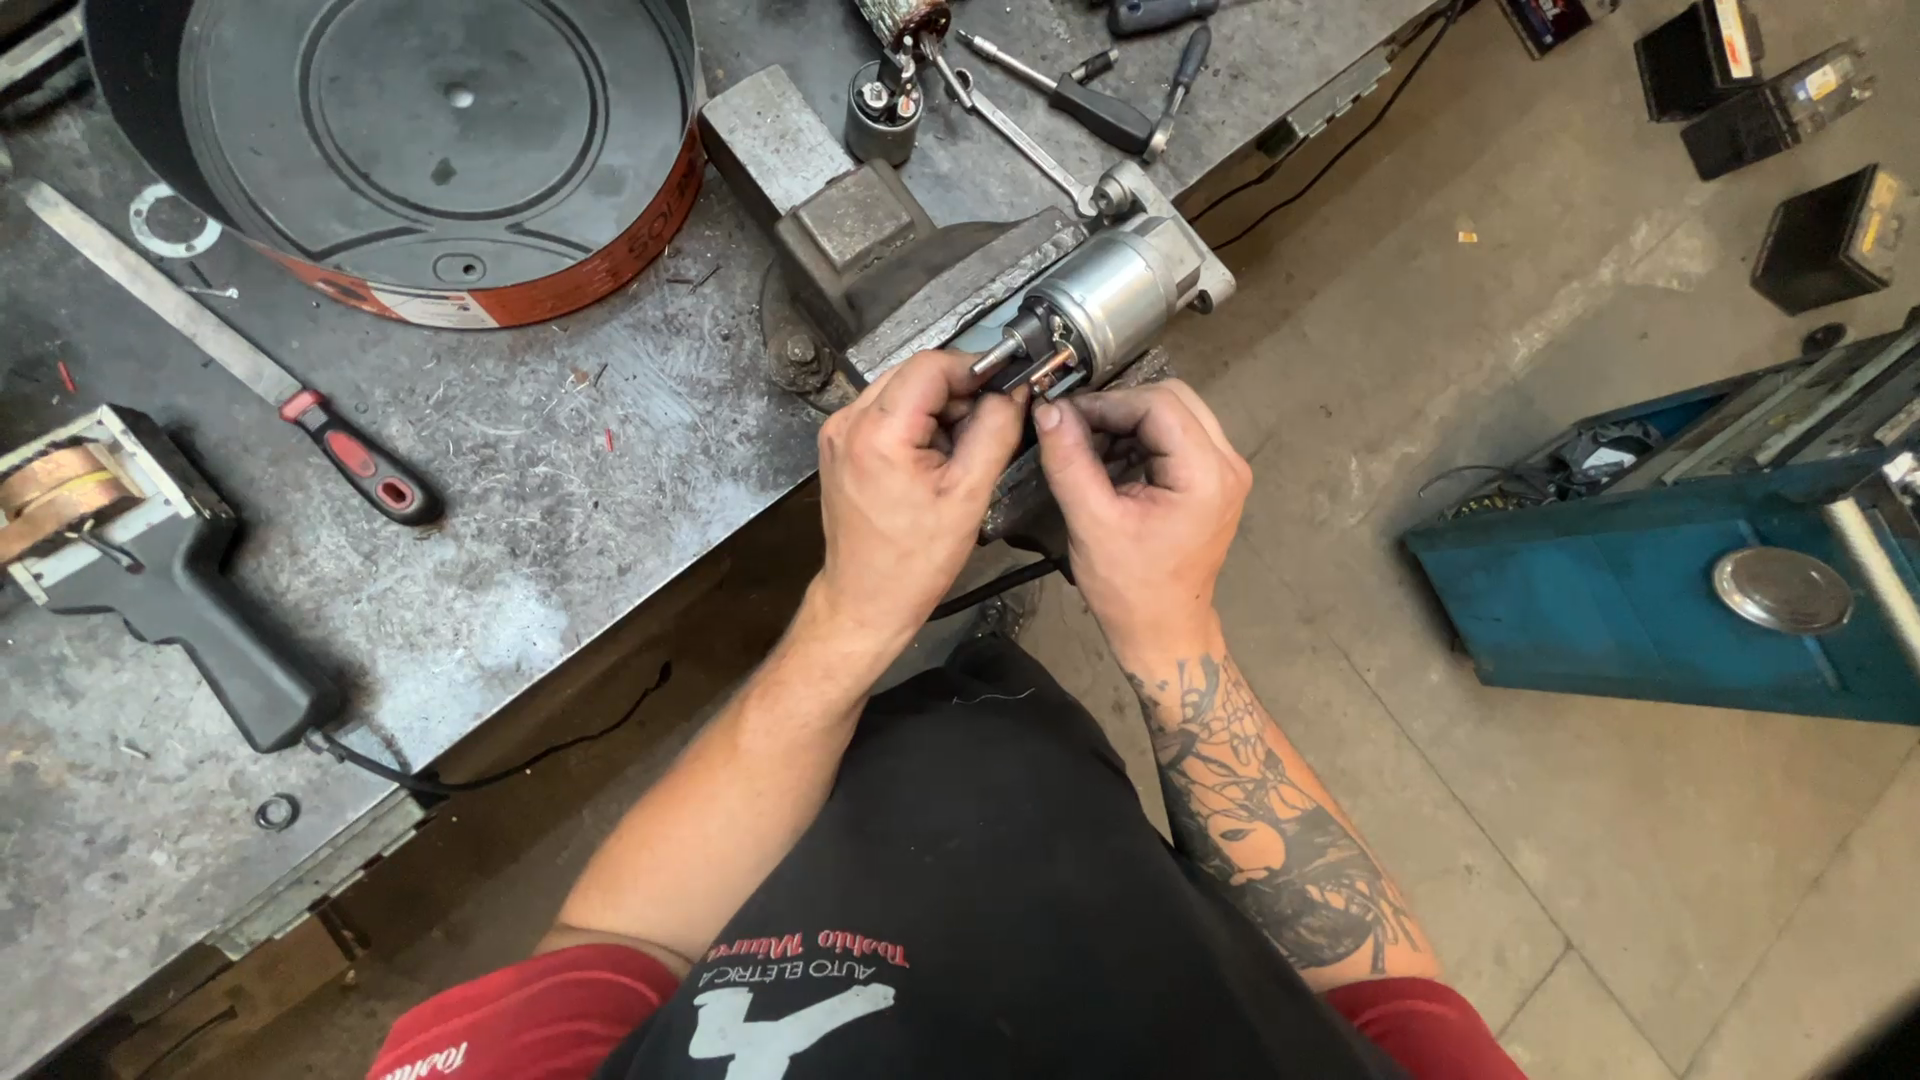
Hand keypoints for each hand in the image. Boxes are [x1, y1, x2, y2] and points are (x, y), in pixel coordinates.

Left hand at [811, 350, 1026, 663]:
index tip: (1003, 388)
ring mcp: (839, 434)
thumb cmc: (912, 561)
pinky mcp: (841, 447)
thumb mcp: (969, 494)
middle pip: (915, 374)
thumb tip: (1013, 392)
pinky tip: (932, 462)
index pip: (932, 365)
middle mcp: (848, 423)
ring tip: (955, 456)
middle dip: (957, 394)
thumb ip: (995, 431)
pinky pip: (886, 414)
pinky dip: (916, 426)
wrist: (866, 599)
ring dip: (938, 411)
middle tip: (986, 427)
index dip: (974, 370)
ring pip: (902, 391)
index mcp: (878, 432)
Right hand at [1034, 380, 1250, 660]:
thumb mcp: (1091, 523)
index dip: (1106, 403)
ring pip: (1175, 413)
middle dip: (1119, 407)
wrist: (1162, 630)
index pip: (1157, 405)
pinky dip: (1140, 438)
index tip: (1064, 418)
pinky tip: (1110, 462)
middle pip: (1173, 399)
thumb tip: (1048, 410)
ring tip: (1089, 448)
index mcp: (1206, 474)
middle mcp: (1227, 464)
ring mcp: (1225, 471)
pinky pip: (1177, 436)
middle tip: (1076, 429)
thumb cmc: (1128, 587)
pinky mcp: (1213, 480)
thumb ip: (1069, 461)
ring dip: (1129, 422)